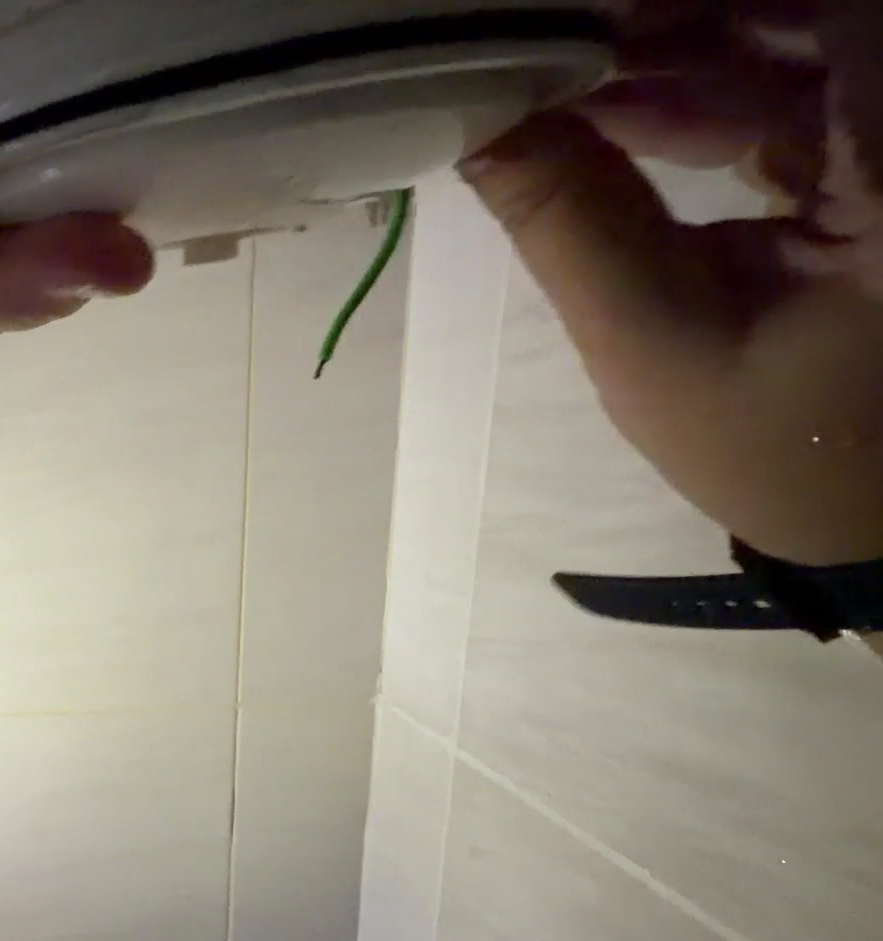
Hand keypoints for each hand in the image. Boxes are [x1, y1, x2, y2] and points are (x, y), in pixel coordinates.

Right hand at [462, 0, 882, 565]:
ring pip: (797, 55)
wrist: (861, 505)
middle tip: (543, 54)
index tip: (571, 25)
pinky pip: (796, 104)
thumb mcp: (650, 339)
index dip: (694, 6)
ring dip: (673, 68)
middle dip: (672, 30)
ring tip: (554, 95)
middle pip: (813, 19)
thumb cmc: (769, 439)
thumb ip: (568, 226)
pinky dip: (700, 109)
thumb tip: (480, 133)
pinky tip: (613, 125)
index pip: (833, 15)